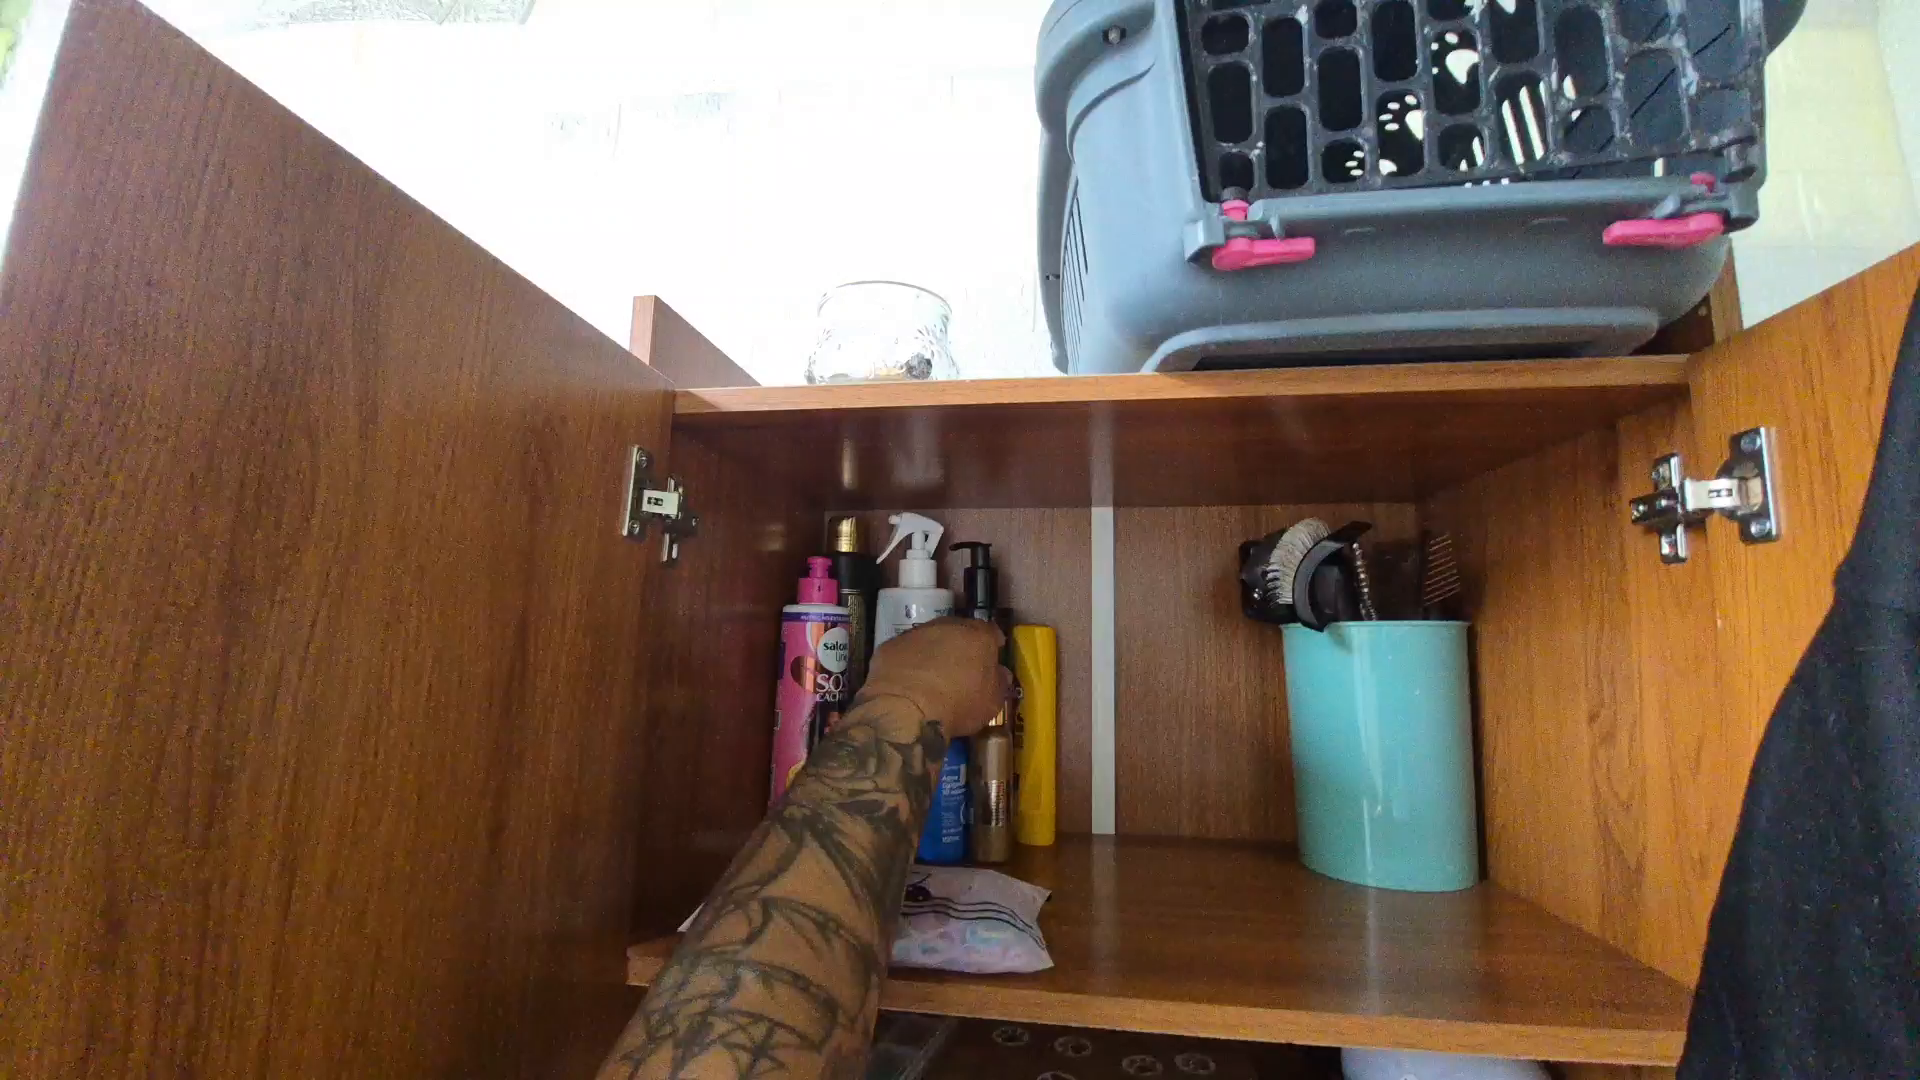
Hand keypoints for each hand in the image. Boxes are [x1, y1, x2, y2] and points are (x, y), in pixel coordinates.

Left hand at [857, 618, 1009, 739]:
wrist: (904, 709)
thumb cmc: (957, 705)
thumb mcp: (991, 703)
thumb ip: (998, 683)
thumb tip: (999, 674)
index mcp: (977, 636)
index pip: (991, 631)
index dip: (993, 643)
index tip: (993, 655)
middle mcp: (947, 626)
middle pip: (959, 630)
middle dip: (961, 644)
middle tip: (962, 666)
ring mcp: (915, 633)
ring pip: (929, 637)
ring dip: (933, 651)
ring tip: (932, 676)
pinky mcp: (889, 646)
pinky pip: (905, 651)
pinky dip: (908, 662)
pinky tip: (907, 682)